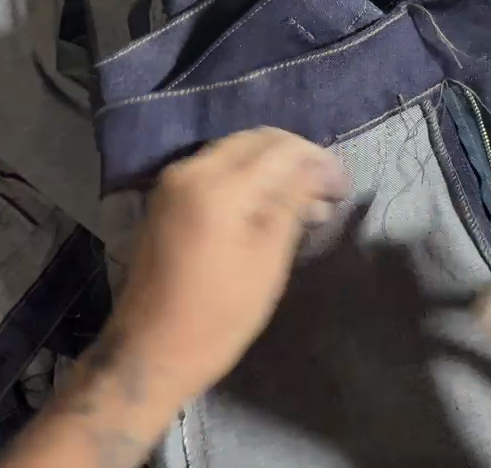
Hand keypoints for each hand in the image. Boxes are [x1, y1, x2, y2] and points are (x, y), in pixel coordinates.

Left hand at [110, 126, 348, 399]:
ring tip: (307, 199)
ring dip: (273, 164)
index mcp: (217, 187)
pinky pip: (217, 165)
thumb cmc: (215, 319)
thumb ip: (292, 205)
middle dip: (296, 157)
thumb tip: (319, 169)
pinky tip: (270, 202)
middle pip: (256, 140)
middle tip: (328, 188)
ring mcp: (175, 179)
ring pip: (237, 149)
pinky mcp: (169, 193)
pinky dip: (248, 173)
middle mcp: (192, 169)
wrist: (146, 351)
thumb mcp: (266, 264)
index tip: (343, 184)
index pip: (280, 149)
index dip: (317, 160)